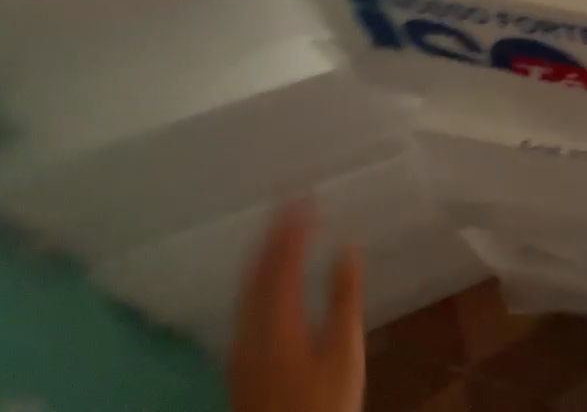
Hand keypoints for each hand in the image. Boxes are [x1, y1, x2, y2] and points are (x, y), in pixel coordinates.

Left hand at [229, 202, 364, 411]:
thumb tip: (346, 246)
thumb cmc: (324, 405)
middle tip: (291, 202)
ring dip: (263, 255)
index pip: (282, 261)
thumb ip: (343, 295)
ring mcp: (241, 349)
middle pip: (256, 272)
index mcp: (276, 320)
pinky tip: (270, 282)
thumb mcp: (344, 350)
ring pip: (247, 289)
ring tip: (281, 231)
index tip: (305, 195)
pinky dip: (259, 279)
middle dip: (273, 235)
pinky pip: (246, 304)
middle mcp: (251, 329)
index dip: (293, 226)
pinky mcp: (241, 364)